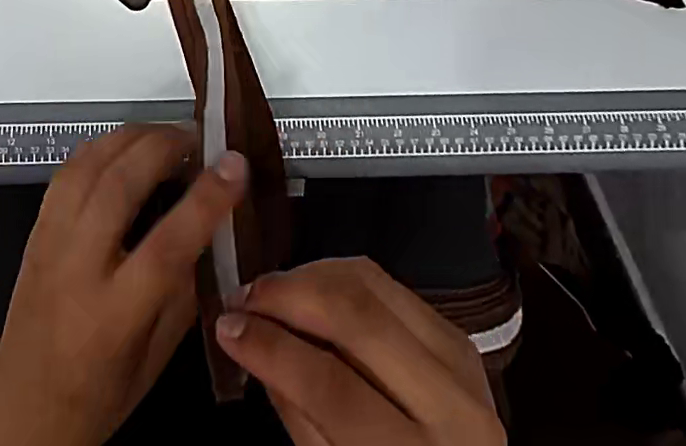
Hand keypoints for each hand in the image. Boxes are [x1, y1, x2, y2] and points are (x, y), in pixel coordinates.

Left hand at [0, 124, 248, 445]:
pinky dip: (102, 146)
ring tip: (165, 135)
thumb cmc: (97, 390)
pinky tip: (125, 145)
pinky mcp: (35, 227)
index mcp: (113, 315)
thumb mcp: (159, 353)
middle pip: (119, 186)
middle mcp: (76, 269)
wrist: (23, 404)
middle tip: (196, 138)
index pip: (166, 244)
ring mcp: (50, 241)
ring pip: (89, 165)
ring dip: (132, 137)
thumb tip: (216, 223)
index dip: (206, 199)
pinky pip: (68, 169)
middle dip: (164, 147)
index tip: (233, 166)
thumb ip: (188, 286)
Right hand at [216, 257, 506, 445]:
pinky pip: (383, 280)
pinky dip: (334, 274)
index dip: (272, 348)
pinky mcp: (453, 329)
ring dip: (306, 274)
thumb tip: (252, 338)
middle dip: (286, 294)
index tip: (226, 326)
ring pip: (368, 281)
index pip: (333, 386)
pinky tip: (304, 288)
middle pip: (355, 314)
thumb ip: (296, 410)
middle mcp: (453, 400)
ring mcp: (460, 357)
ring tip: (267, 291)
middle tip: (243, 296)